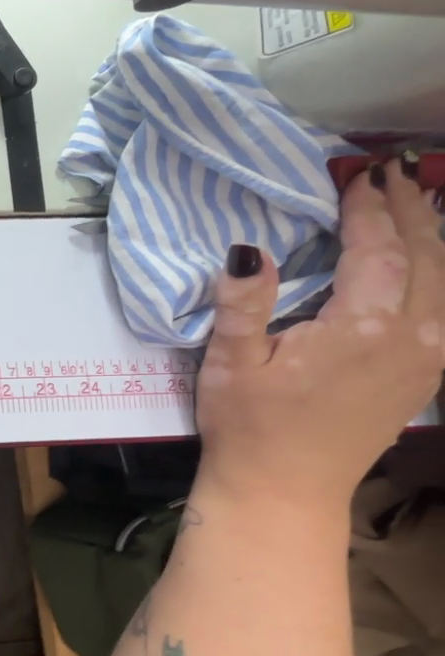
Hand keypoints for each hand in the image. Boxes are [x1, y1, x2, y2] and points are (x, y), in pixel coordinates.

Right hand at [196, 162, 444, 507]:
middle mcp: (413, 336)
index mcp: (361, 328)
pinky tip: (434, 261)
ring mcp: (429, 356)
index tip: (356, 175)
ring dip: (435, 235)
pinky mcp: (427, 373)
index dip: (368, 211)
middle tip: (392, 172)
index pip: (377, 252)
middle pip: (427, 258)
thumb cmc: (247, 420)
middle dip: (409, 211)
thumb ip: (245, 303)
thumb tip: (250, 249)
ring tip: (420, 201)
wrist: (285, 482)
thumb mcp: (231, 361)